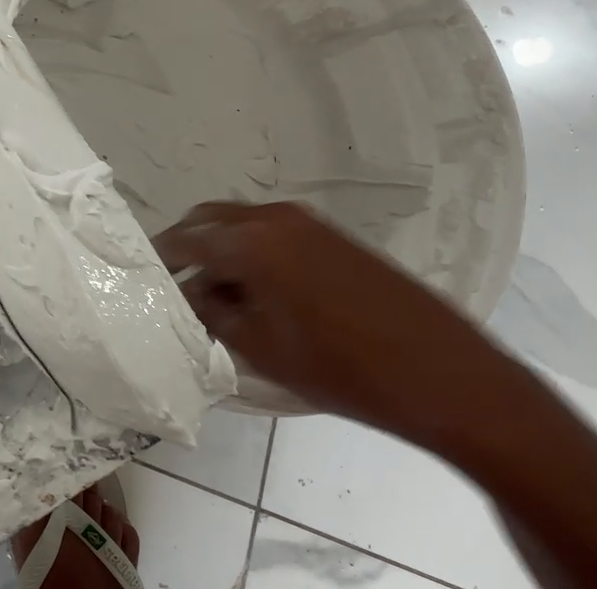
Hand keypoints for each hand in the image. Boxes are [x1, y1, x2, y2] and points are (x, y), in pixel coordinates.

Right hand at [153, 201, 523, 445]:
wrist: (449, 377)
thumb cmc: (343, 369)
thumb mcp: (261, 350)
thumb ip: (213, 314)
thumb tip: (193, 294)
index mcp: (250, 241)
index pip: (184, 239)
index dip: (161, 259)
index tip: (147, 278)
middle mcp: (275, 218)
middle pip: (212, 220)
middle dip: (189, 245)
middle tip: (177, 281)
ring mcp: (311, 224)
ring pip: (245, 225)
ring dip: (224, 249)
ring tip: (219, 293)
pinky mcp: (337, 239)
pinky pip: (276, 234)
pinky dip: (255, 252)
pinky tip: (261, 291)